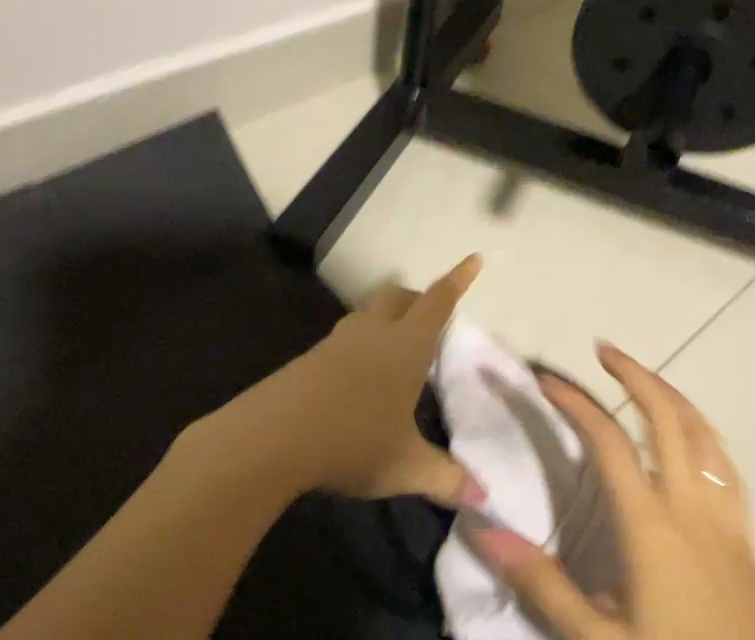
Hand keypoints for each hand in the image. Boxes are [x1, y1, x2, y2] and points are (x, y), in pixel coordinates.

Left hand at [222, 254, 486, 509]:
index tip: (473, 259)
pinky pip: (344, 339)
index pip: (438, 303)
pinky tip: (358, 377)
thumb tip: (484, 496)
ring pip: (367, 314)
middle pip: (399, 297)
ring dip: (385, 318)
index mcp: (406, 345)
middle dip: (418, 298)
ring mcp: (336, 343)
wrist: (271, 438)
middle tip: (431, 314)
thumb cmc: (353, 441)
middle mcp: (373, 333)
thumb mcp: (405, 467)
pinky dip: (359, 345)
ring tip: (395, 345)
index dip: (458, 281)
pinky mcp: (308, 359)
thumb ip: (446, 478)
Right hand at [471, 341, 754, 639]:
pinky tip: (694, 436)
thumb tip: (484, 529)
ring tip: (644, 377)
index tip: (546, 380)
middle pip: (665, 415)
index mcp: (651, 524)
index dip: (576, 403)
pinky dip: (703, 430)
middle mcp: (691, 503)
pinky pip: (725, 461)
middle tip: (604, 350)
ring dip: (672, 393)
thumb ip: (542, 584)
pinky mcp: (745, 532)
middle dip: (634, 374)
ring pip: (703, 430)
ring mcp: (725, 514)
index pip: (608, 441)